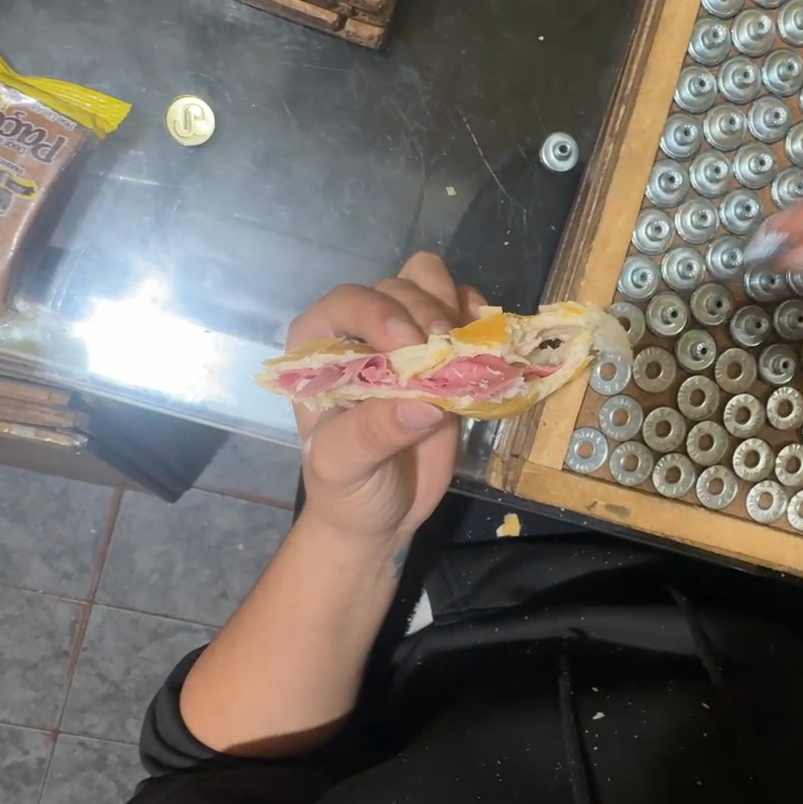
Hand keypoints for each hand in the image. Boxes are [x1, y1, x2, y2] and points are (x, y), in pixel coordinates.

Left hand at [286, 252, 488, 551]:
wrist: (382, 516)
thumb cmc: (347, 489)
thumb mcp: (343, 467)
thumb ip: (373, 434)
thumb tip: (426, 403)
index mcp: (319, 348)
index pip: (347, 302)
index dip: (379, 313)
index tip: (408, 343)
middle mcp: (362, 333)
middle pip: (398, 288)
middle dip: (426, 314)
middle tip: (446, 353)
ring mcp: (407, 341)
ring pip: (431, 287)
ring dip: (452, 309)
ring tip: (464, 349)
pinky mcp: (444, 356)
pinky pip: (463, 312)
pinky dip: (477, 319)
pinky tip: (482, 347)